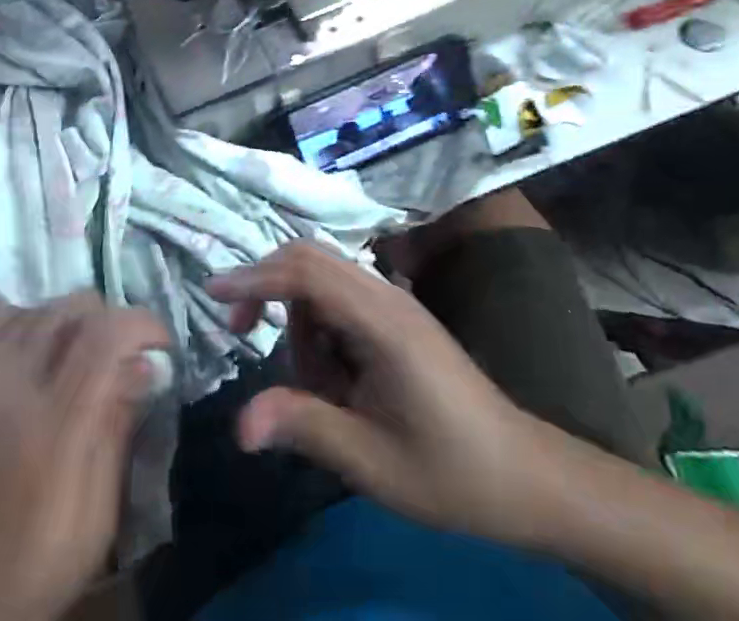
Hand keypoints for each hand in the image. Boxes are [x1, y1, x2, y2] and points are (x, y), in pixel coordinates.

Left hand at [0, 293, 168, 620]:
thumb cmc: (21, 572)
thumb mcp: (92, 523)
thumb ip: (116, 435)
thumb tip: (143, 368)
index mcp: (52, 424)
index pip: (105, 334)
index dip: (143, 323)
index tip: (161, 345)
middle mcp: (8, 384)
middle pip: (69, 308)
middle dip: (110, 318)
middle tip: (124, 355)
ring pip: (33, 308)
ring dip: (68, 320)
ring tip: (80, 355)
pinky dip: (24, 322)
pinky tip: (32, 354)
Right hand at [208, 242, 573, 546]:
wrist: (526, 476)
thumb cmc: (451, 472)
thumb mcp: (370, 460)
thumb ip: (303, 427)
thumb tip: (238, 426)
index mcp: (384, 323)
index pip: (309, 273)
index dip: (256, 276)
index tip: (212, 292)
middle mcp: (389, 299)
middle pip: (312, 261)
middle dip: (269, 287)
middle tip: (243, 334)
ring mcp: (396, 306)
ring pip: (323, 284)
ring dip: (300, 325)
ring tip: (322, 393)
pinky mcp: (398, 322)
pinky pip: (341, 305)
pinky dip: (321, 333)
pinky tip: (337, 383)